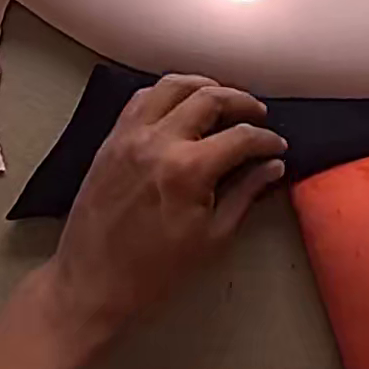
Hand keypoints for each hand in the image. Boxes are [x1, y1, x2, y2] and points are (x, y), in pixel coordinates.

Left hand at [44, 74, 287, 345]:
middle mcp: (159, 141)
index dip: (266, 139)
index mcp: (187, 170)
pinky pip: (142, 98)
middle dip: (242, 102)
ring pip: (173, 86)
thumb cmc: (155, 271)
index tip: (277, 145)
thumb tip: (273, 166)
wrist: (91, 283)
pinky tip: (181, 105)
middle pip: (210, 98)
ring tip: (223, 98)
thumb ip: (245, 193)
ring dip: (204, 86)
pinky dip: (167, 93)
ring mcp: (131, 135)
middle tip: (257, 114)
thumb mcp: (212, 237)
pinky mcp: (112, 139)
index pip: (240, 137)